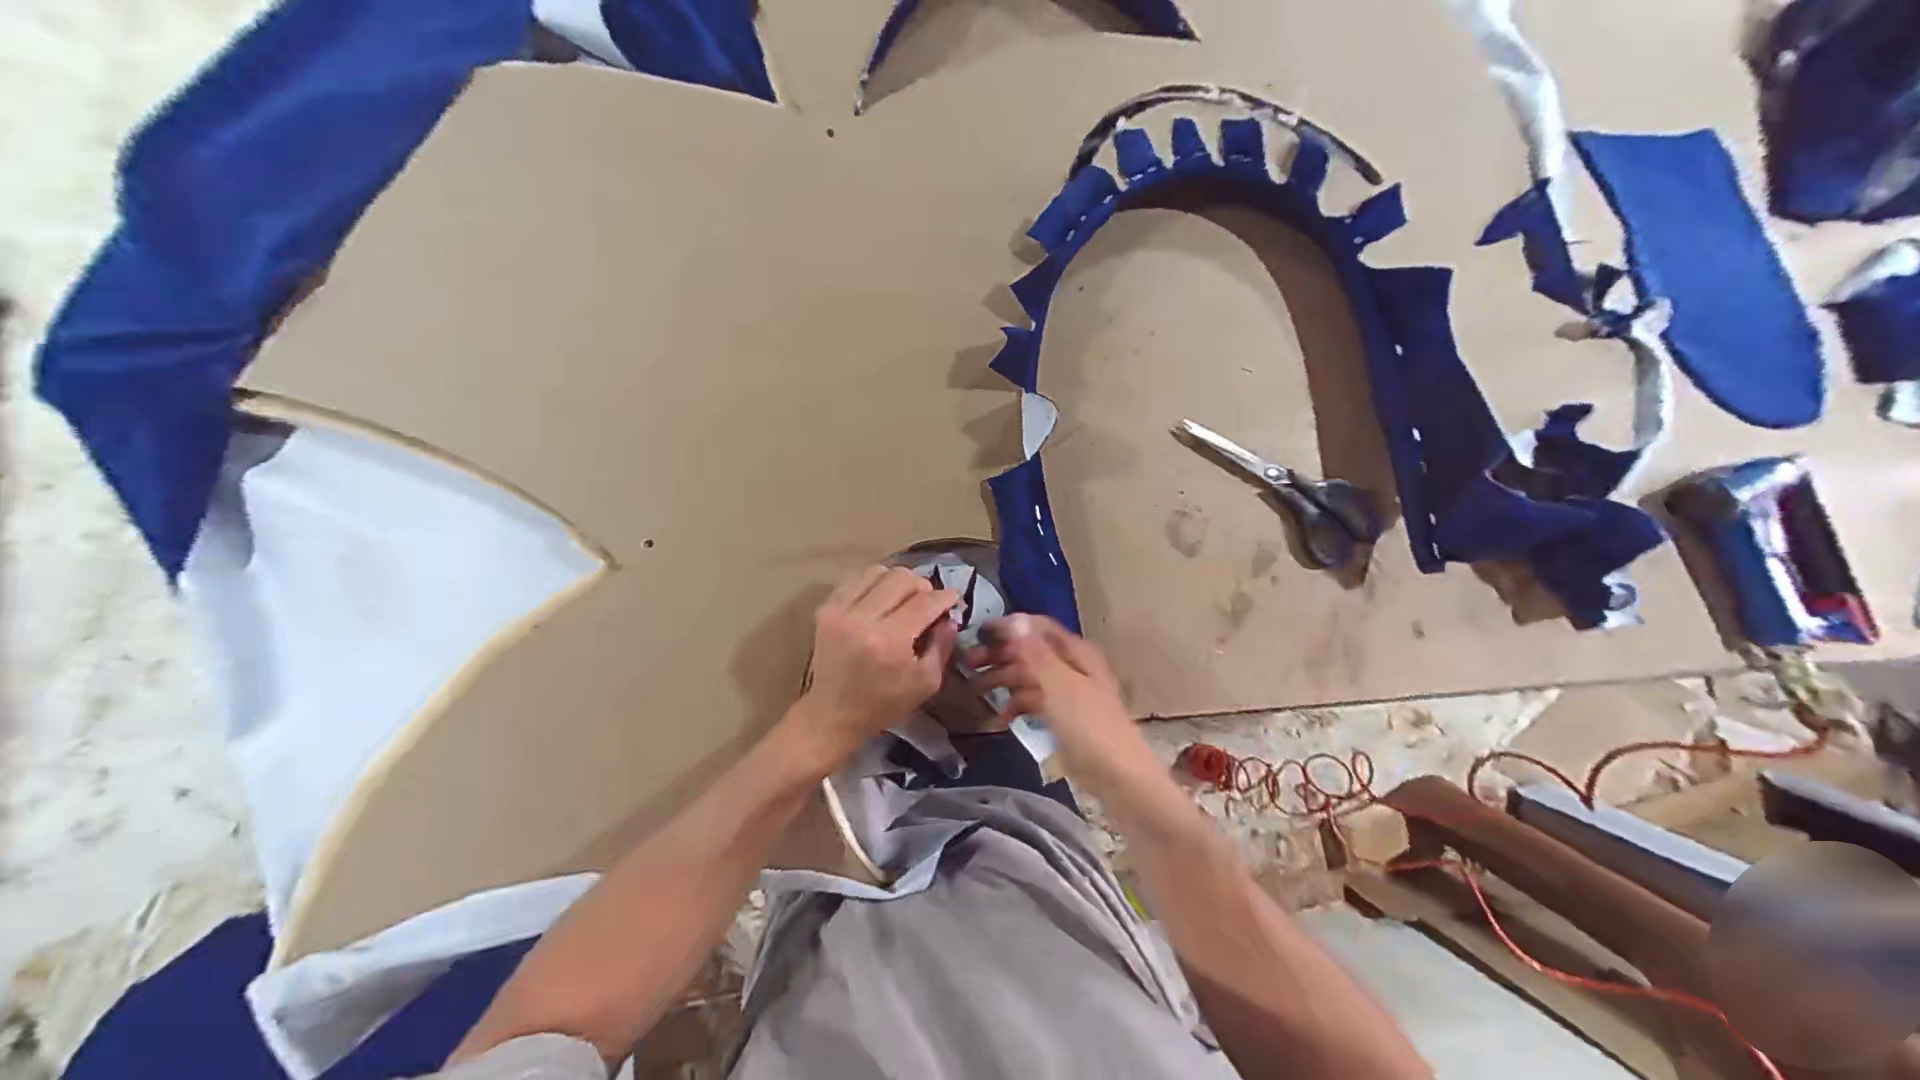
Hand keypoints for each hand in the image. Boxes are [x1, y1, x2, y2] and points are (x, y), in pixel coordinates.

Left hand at [794, 565, 959, 759]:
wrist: (833, 714)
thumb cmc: (884, 704)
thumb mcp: (926, 683)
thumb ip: (943, 645)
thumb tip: (950, 616)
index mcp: (889, 641)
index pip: (925, 602)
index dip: (945, 597)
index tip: (953, 599)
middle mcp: (862, 619)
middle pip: (902, 578)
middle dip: (922, 586)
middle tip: (927, 603)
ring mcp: (839, 611)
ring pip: (878, 571)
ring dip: (897, 582)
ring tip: (903, 601)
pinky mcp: (825, 609)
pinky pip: (856, 579)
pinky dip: (874, 586)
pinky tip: (880, 602)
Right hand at [966, 614, 1147, 778]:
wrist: (1122, 780)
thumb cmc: (1091, 728)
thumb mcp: (1059, 686)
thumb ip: (1036, 653)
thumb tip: (1014, 618)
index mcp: (1076, 653)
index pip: (1036, 628)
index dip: (1007, 628)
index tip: (975, 634)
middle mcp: (1073, 667)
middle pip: (1031, 652)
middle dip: (999, 656)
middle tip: (967, 665)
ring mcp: (1070, 694)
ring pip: (1030, 678)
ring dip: (1003, 681)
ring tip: (974, 692)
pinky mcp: (1067, 720)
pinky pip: (1036, 703)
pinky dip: (1018, 707)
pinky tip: (999, 719)